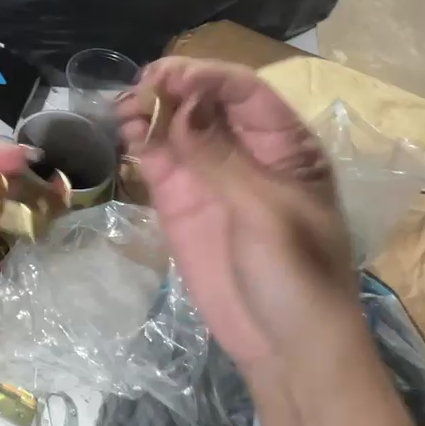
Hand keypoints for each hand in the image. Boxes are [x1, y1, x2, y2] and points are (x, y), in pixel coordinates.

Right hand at [116, 58, 409, 425]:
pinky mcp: (177, 193)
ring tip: (126, 111)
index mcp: (283, 144)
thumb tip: (177, 106)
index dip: (206, 76)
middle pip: (202, 97)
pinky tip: (125, 130)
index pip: (243, 89)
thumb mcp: (267, 214)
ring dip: (147, 107)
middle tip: (141, 88)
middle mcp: (243, 146)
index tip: (168, 78)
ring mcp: (207, 169)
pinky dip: (137, 135)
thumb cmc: (299, 278)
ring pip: (172, 119)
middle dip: (170, 86)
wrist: (286, 350)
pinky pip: (154, 151)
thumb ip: (220, 158)